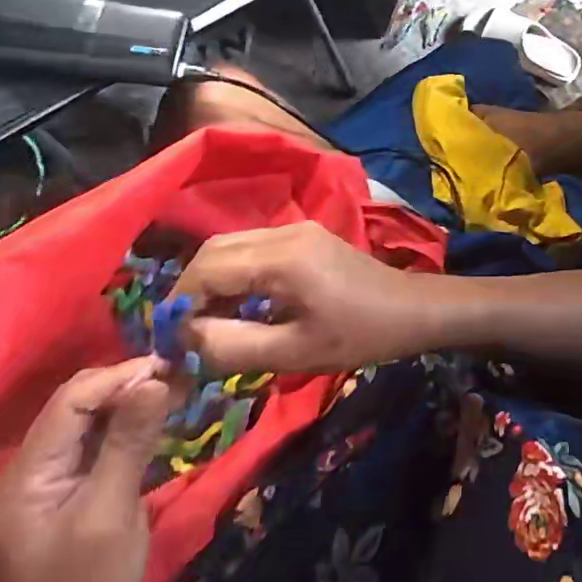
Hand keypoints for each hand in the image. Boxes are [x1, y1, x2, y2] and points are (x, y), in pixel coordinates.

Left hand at [0, 358, 181, 581]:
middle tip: (174, 379)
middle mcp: (23, 472)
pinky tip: (149, 425)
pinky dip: (121, 429)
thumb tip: (156, 378)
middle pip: (73, 407)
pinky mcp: (58, 497)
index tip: (168, 367)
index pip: (69, 401)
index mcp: (24, 476)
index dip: (119, 377)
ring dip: (126, 404)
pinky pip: (89, 446)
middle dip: (124, 386)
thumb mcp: (111, 514)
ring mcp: (39, 486)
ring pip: (83, 423)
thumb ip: (129, 443)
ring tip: (170, 394)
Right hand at [171, 221, 431, 373]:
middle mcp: (283, 231)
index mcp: (281, 257)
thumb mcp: (294, 352)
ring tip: (209, 324)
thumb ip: (233, 346)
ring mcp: (296, 228)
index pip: (206, 269)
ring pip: (232, 245)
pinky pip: (253, 247)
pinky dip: (235, 273)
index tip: (170, 342)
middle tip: (185, 334)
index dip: (180, 305)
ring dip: (212, 281)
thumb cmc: (358, 334)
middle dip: (191, 290)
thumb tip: (183, 340)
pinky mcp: (305, 235)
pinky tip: (240, 305)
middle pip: (214, 250)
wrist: (411, 309)